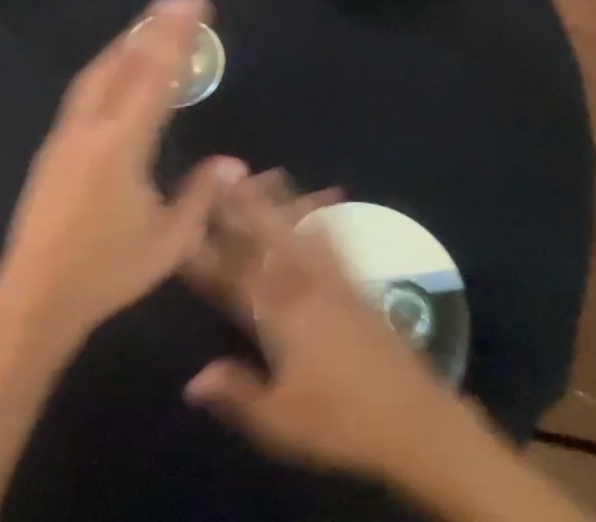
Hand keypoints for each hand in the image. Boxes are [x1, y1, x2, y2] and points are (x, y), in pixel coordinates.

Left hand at [0, 0, 245, 339]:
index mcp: (121, 145)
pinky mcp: (52, 150)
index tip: (196, 7)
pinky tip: (115, 72)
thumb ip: (201, 196)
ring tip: (149, 26)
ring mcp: (64, 137)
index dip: (177, 38)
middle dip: (151, 28)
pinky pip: (84, 93)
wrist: (35, 296)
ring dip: (125, 44)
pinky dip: (107, 68)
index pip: (154, 77)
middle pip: (121, 63)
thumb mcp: (169, 241)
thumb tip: (233, 163)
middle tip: (178, 3)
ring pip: (96, 75)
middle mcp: (89, 129)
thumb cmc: (107, 271)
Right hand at [181, 174, 465, 481]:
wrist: (415, 420)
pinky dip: (323, 214)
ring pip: (300, 229)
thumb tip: (192, 380)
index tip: (180, 224)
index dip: (204, 251)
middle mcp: (305, 286)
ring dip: (278, 200)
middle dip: (240, 205)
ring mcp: (335, 281)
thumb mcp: (279, 420)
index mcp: (280, 315)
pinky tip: (323, 196)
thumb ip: (236, 392)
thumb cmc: (340, 422)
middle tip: (218, 174)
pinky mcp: (359, 285)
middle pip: (266, 236)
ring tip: (261, 173)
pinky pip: (335, 239)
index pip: (232, 274)